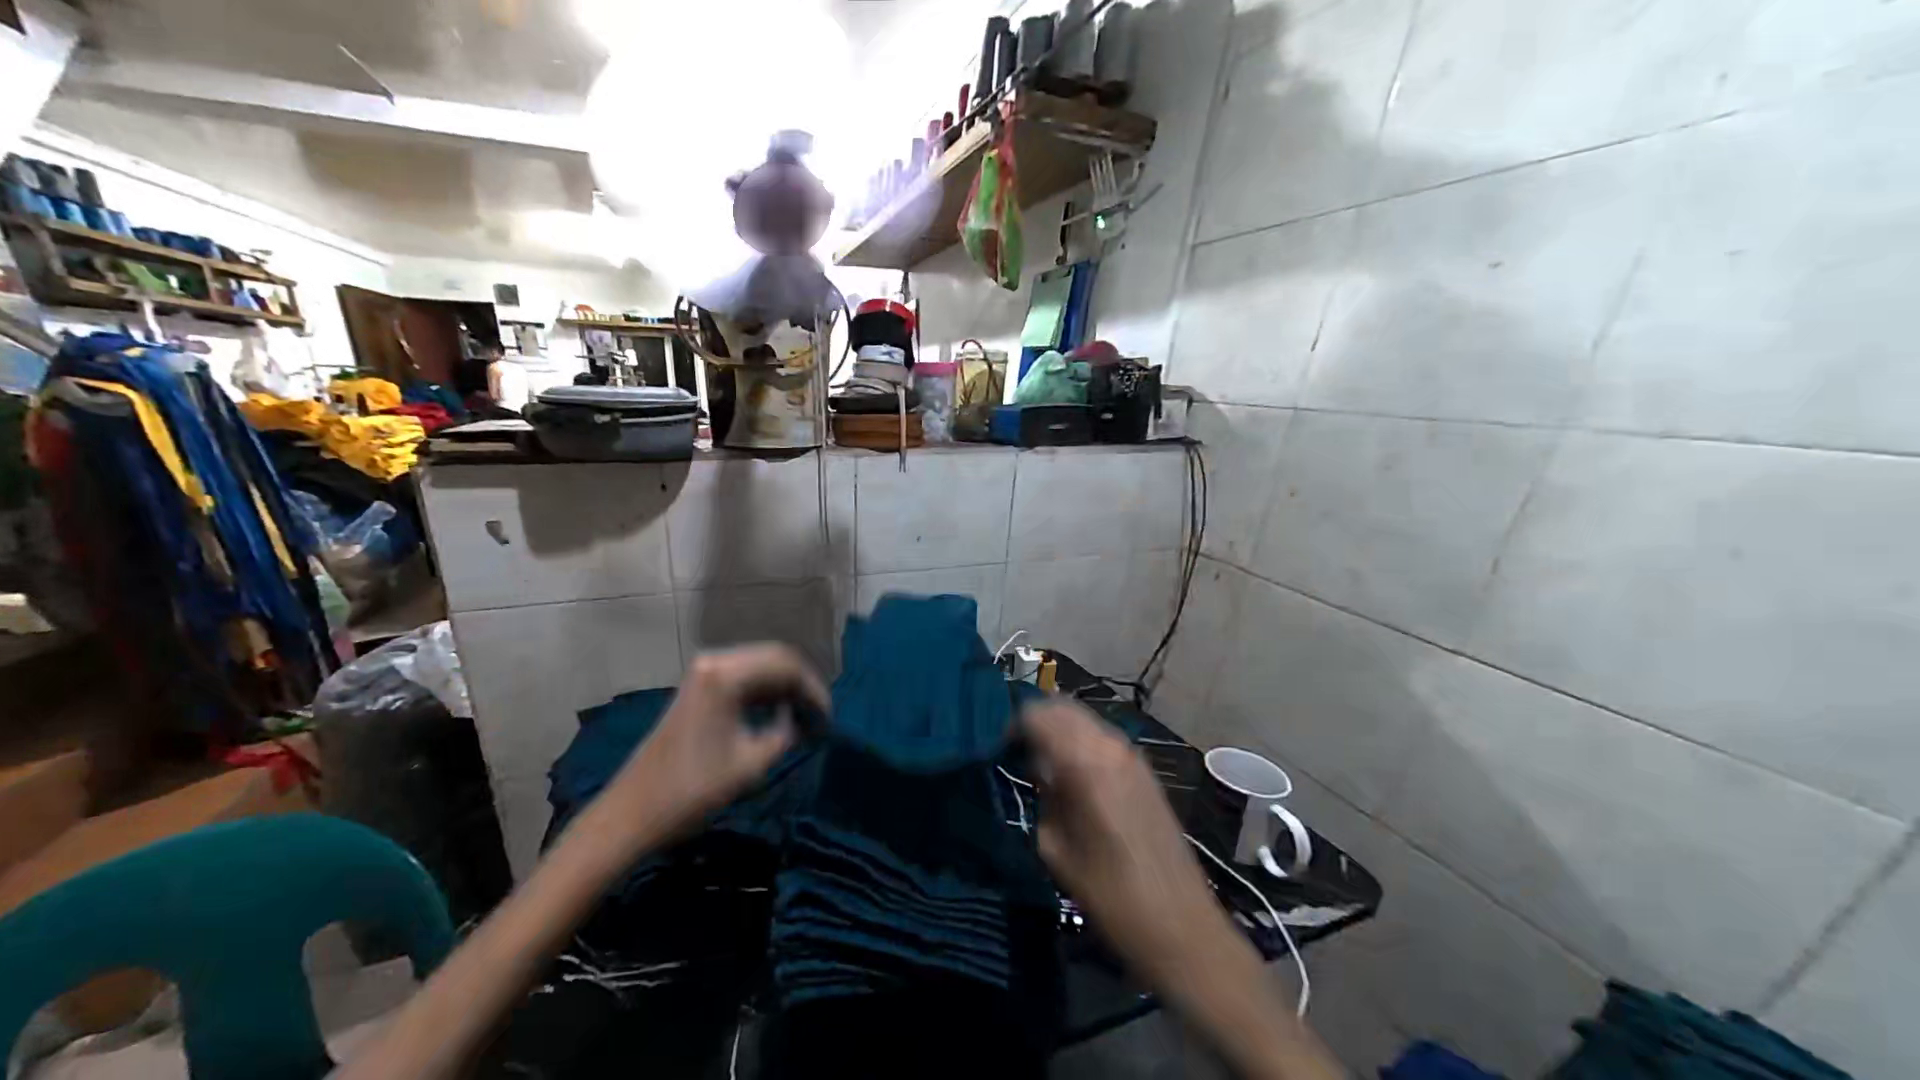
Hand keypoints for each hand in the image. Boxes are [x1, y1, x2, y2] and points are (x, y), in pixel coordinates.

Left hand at [608, 643, 829, 845]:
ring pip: (759, 667)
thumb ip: (786, 733)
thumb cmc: (693, 791)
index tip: (829, 720)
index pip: (786, 665)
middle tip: (820, 717)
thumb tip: (804, 720)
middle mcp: (714, 662)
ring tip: (805, 719)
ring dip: (785, 688)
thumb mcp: (752, 764)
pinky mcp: (698, 687)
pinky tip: (779, 715)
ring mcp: (703, 672)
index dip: (814, 690)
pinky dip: (765, 693)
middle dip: (802, 685)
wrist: (632, 814)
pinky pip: (743, 678)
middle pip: (774, 658)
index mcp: (726, 675)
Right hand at [1021, 699, 1342, 1079]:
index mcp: (1083, 761)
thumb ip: (1043, 796)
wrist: (1179, 924)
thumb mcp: (1054, 847)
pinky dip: (1081, 742)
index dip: (1011, 724)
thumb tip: (1038, 770)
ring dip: (1060, 729)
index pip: (1036, 715)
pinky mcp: (1146, 770)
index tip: (997, 747)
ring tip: (1041, 761)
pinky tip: (1073, 774)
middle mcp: (1109, 745)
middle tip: (1016, 749)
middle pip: (1062, 707)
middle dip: (1036, 720)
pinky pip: (1103, 739)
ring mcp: (1133, 754)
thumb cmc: (1108, 893)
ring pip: (1084, 720)